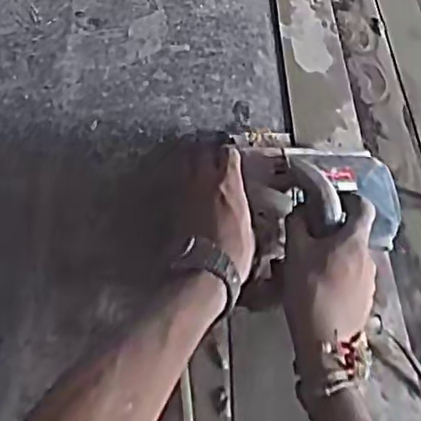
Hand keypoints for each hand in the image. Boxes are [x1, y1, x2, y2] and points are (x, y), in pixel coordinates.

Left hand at [179, 139, 256, 278]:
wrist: (202, 270)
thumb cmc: (232, 254)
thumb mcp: (248, 229)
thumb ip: (240, 208)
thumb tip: (237, 207)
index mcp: (228, 183)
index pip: (228, 154)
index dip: (229, 153)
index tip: (230, 155)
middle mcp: (205, 180)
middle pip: (202, 150)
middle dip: (206, 149)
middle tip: (209, 153)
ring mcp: (186, 190)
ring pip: (186, 163)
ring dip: (190, 160)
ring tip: (193, 163)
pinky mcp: (172, 204)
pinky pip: (177, 183)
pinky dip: (181, 181)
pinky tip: (183, 187)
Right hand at [282, 193, 376, 361]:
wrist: (325, 346)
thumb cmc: (311, 291)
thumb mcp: (295, 252)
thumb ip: (297, 223)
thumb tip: (300, 210)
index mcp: (356, 241)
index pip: (363, 205)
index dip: (348, 197)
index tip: (328, 200)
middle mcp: (370, 258)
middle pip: (356, 232)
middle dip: (335, 230)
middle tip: (311, 234)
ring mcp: (371, 283)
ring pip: (354, 256)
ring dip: (337, 254)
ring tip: (312, 263)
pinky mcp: (366, 302)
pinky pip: (354, 277)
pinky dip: (340, 274)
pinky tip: (321, 285)